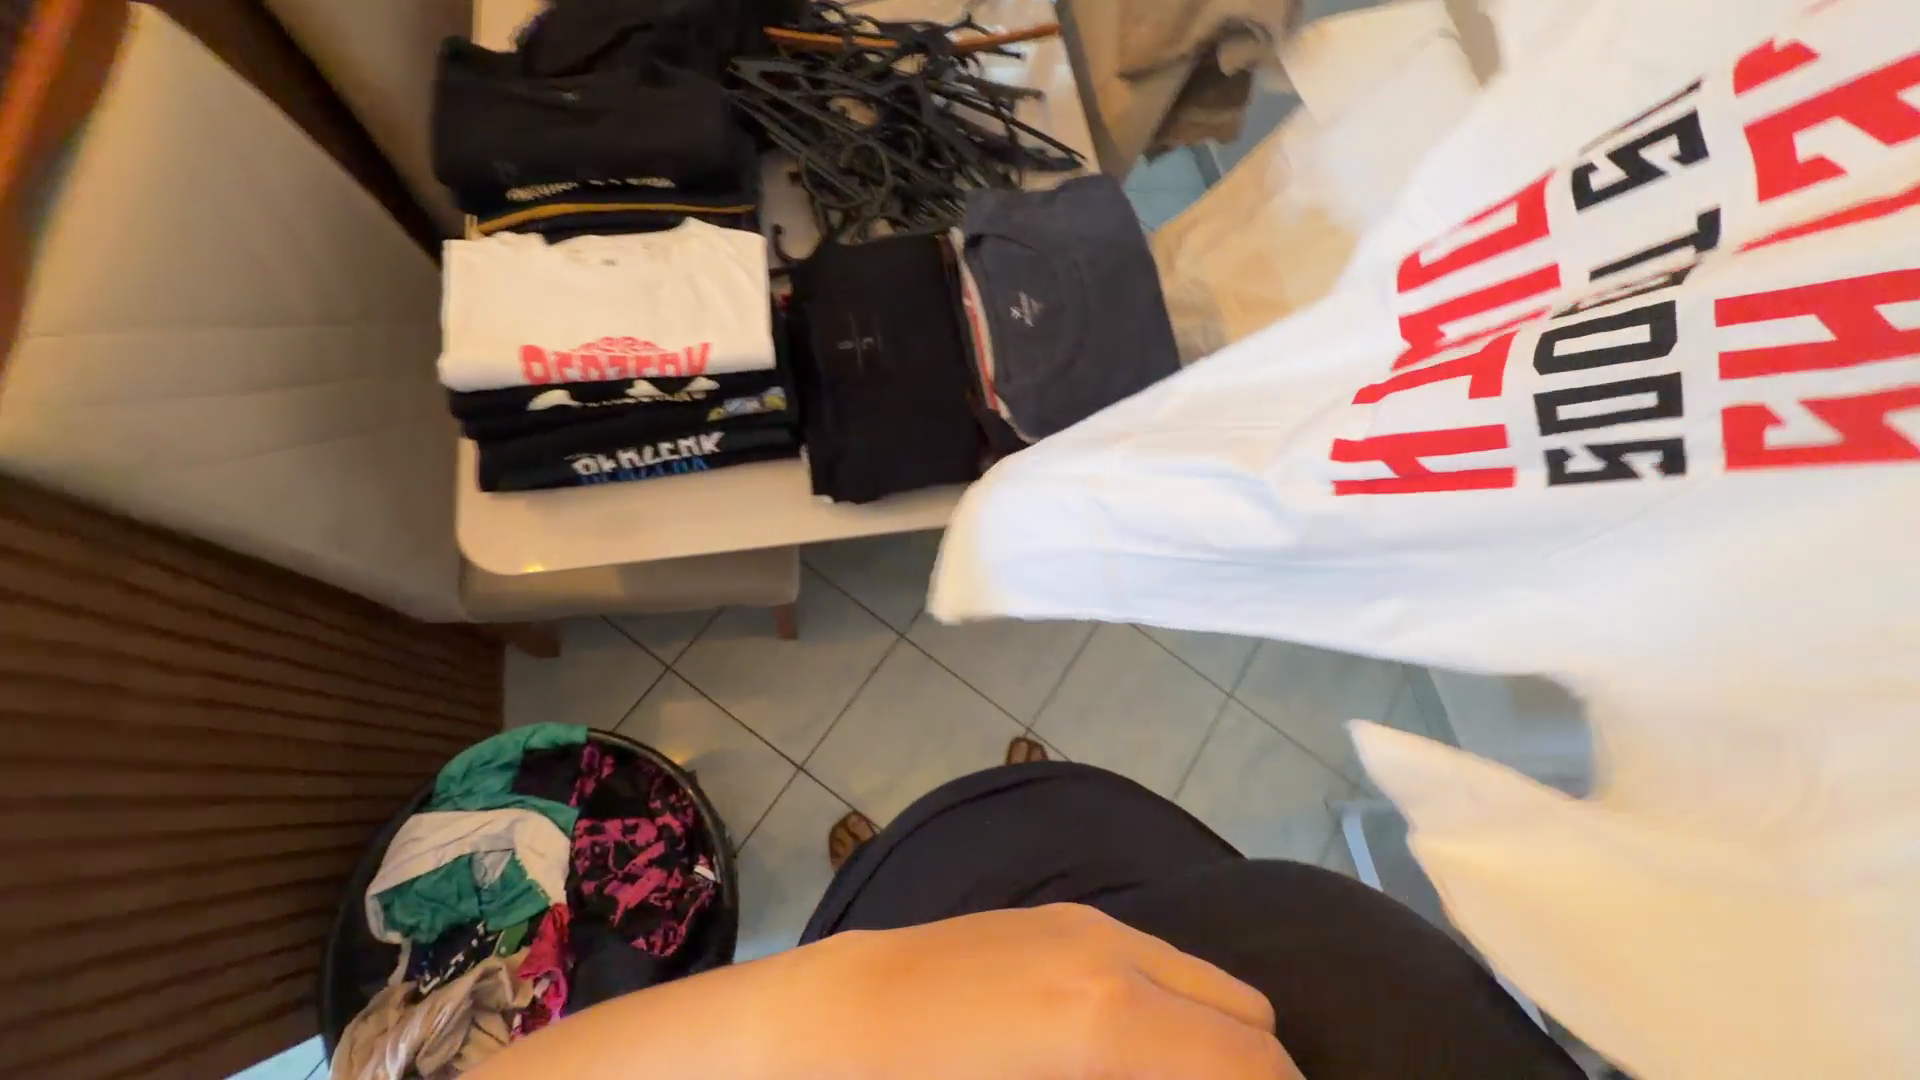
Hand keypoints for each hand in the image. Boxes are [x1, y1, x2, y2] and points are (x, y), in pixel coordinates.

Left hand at [760, 903, 1302, 1079]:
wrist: (825, 1019)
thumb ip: (1149, 1076)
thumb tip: (1188, 1071)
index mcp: (1114, 1015)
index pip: (1257, 1063)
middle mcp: (1113, 951)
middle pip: (1246, 1015)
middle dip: (1254, 1074)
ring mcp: (1082, 923)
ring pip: (1199, 981)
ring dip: (1211, 1041)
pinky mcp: (1053, 918)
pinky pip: (1150, 962)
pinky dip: (1167, 1008)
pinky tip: (1124, 1053)